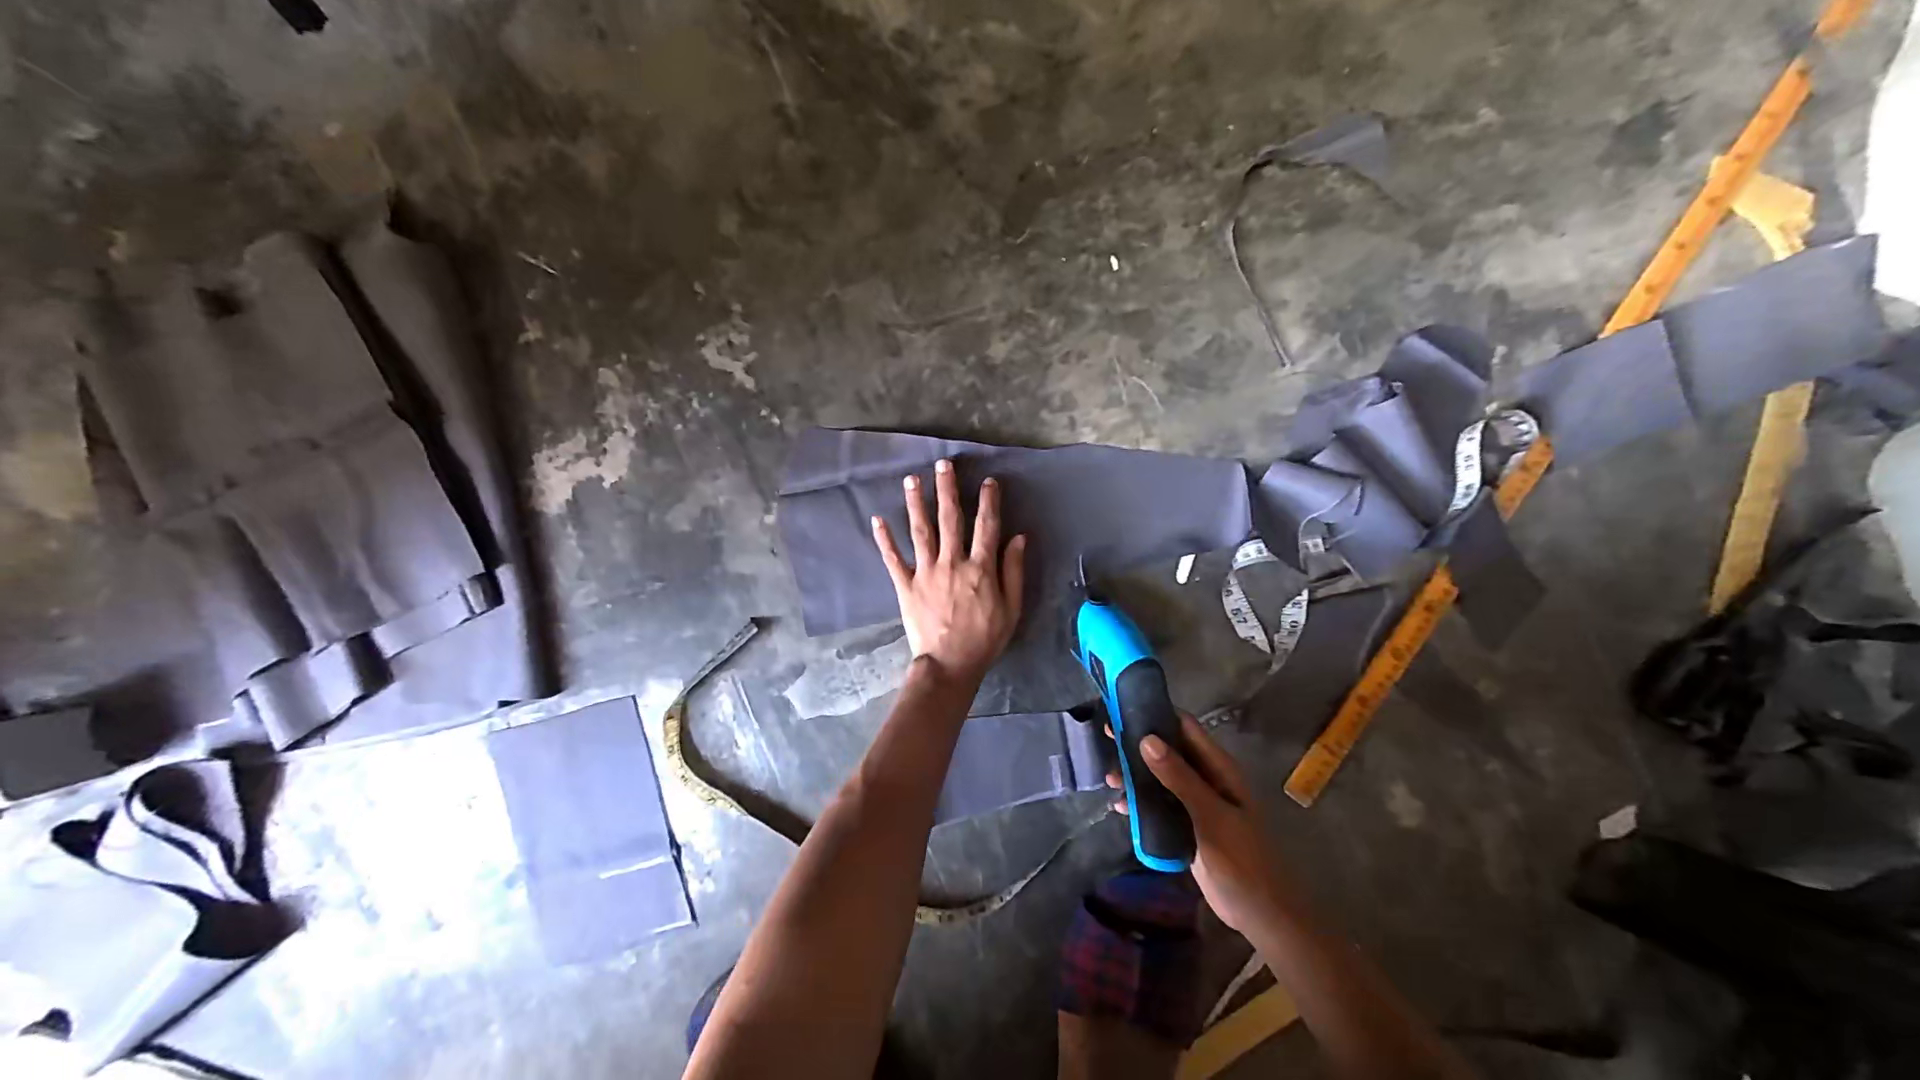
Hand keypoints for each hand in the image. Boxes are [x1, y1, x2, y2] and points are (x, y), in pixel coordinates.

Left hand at [871, 459, 1027, 683]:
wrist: (951, 664)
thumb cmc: (985, 639)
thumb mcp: (1011, 608)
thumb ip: (1013, 571)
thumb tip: (1019, 537)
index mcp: (980, 568)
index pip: (986, 526)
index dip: (988, 501)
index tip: (988, 482)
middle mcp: (952, 562)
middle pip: (950, 519)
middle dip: (947, 489)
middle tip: (943, 464)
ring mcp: (926, 573)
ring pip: (920, 531)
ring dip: (916, 503)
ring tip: (911, 479)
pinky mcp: (906, 586)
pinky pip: (893, 560)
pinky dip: (885, 540)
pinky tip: (877, 519)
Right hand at [1108, 714, 1284, 935]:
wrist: (1259, 914)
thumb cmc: (1242, 860)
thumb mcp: (1209, 815)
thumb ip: (1179, 778)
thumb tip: (1146, 739)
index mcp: (1219, 769)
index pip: (1186, 729)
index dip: (1157, 715)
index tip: (1124, 709)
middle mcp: (1206, 780)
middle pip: (1168, 752)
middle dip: (1138, 745)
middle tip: (1106, 739)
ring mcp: (1195, 804)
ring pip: (1159, 779)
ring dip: (1135, 776)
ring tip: (1109, 779)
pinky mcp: (1185, 826)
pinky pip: (1158, 806)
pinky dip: (1139, 803)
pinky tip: (1120, 807)